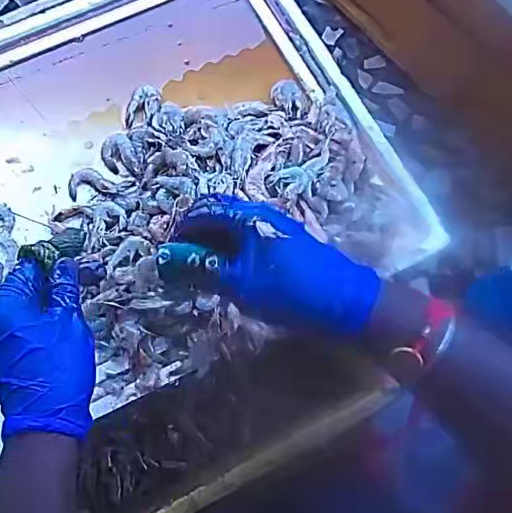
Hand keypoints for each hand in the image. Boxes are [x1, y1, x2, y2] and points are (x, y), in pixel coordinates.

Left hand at [0, 257, 94, 439]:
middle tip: (79, 279)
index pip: (26, 269)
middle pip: (23, 291)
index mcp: (6, 306)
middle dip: (50, 283)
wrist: (46, 421)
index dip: (50, 261)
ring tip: (74, 303)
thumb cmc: (58, 369)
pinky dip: (40, 325)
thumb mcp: (68, 321)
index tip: (72, 259)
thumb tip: (64, 265)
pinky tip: (60, 329)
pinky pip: (22, 332)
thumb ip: (64, 289)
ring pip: (24, 313)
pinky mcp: (6, 362)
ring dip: (47, 305)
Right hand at [171, 194, 380, 335]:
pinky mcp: (284, 240)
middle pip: (216, 213)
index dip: (180, 228)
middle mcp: (260, 212)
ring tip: (202, 267)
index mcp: (246, 216)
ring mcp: (274, 225)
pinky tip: (228, 270)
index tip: (169, 252)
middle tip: (183, 260)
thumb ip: (201, 266)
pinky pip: (246, 236)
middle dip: (195, 233)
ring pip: (231, 226)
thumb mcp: (238, 282)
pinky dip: (229, 248)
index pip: (201, 210)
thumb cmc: (287, 290)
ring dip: (212, 242)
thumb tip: (166, 257)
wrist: (346, 302)